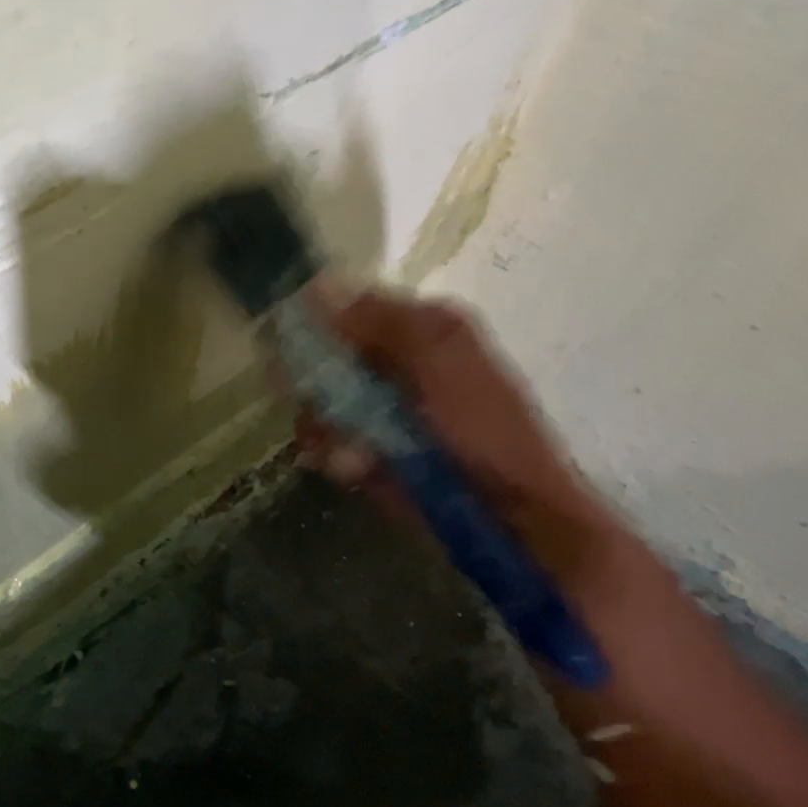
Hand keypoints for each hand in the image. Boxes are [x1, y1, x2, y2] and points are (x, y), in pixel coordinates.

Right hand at [292, 285, 621, 582]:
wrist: (516, 520)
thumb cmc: (485, 433)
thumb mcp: (440, 361)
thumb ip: (382, 321)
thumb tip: (316, 286)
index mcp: (421, 329)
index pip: (346, 307)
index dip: (316, 323)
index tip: (291, 348)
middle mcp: (397, 363)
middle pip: (324, 356)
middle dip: (317, 386)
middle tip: (325, 411)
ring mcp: (383, 409)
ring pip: (319, 400)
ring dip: (324, 426)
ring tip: (349, 454)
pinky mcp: (372, 450)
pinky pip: (327, 439)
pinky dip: (330, 452)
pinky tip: (349, 468)